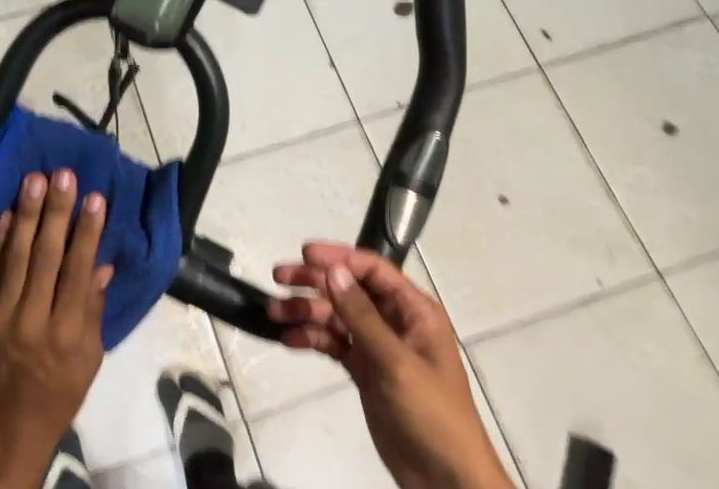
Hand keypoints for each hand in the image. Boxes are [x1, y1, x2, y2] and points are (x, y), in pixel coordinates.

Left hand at [0, 170, 112, 488]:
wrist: (8, 425)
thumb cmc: (59, 394)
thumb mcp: (90, 360)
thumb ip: (93, 311)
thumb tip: (101, 266)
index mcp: (67, 334)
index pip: (77, 273)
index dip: (87, 233)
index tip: (95, 198)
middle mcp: (33, 319)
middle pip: (46, 257)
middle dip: (56, 212)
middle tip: (63, 175)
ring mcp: (4, 314)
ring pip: (17, 256)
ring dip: (27, 215)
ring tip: (35, 180)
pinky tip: (8, 213)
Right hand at [269, 243, 511, 488]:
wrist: (445, 478)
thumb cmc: (431, 412)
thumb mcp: (395, 361)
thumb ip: (361, 315)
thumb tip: (333, 270)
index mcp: (414, 311)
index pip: (372, 270)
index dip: (339, 258)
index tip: (304, 253)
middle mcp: (395, 322)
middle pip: (349, 289)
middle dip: (315, 282)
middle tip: (278, 277)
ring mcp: (378, 347)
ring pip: (337, 317)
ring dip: (307, 312)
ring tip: (273, 313)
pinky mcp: (365, 371)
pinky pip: (334, 344)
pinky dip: (313, 340)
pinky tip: (290, 340)